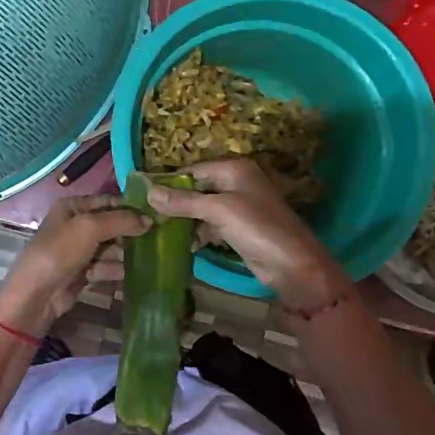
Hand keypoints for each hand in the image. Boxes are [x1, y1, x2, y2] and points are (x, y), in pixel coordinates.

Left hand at [0, 195, 150, 331]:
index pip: (107, 201)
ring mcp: (78, 249)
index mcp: (71, 207)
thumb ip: (121, 221)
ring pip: (110, 247)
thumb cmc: (60, 252)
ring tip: (147, 256)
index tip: (156, 214)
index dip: (130, 207)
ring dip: (125, 253)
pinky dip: (115, 269)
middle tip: (156, 237)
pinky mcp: (83, 271)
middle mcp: (75, 225)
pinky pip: (105, 266)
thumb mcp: (90, 228)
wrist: (38, 293)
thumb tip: (149, 220)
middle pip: (110, 225)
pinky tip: (130, 273)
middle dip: (130, 232)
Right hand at [147, 159, 348, 311]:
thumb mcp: (218, 211)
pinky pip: (209, 225)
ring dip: (183, 220)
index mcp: (234, 169)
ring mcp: (238, 206)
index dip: (169, 182)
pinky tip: (182, 245)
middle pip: (196, 188)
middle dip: (174, 202)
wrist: (292, 265)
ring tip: (158, 231)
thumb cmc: (257, 228)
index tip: (142, 196)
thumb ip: (183, 201)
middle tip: (147, 216)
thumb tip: (148, 192)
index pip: (192, 170)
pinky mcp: (238, 228)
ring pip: (201, 208)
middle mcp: (236, 183)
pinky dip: (196, 233)